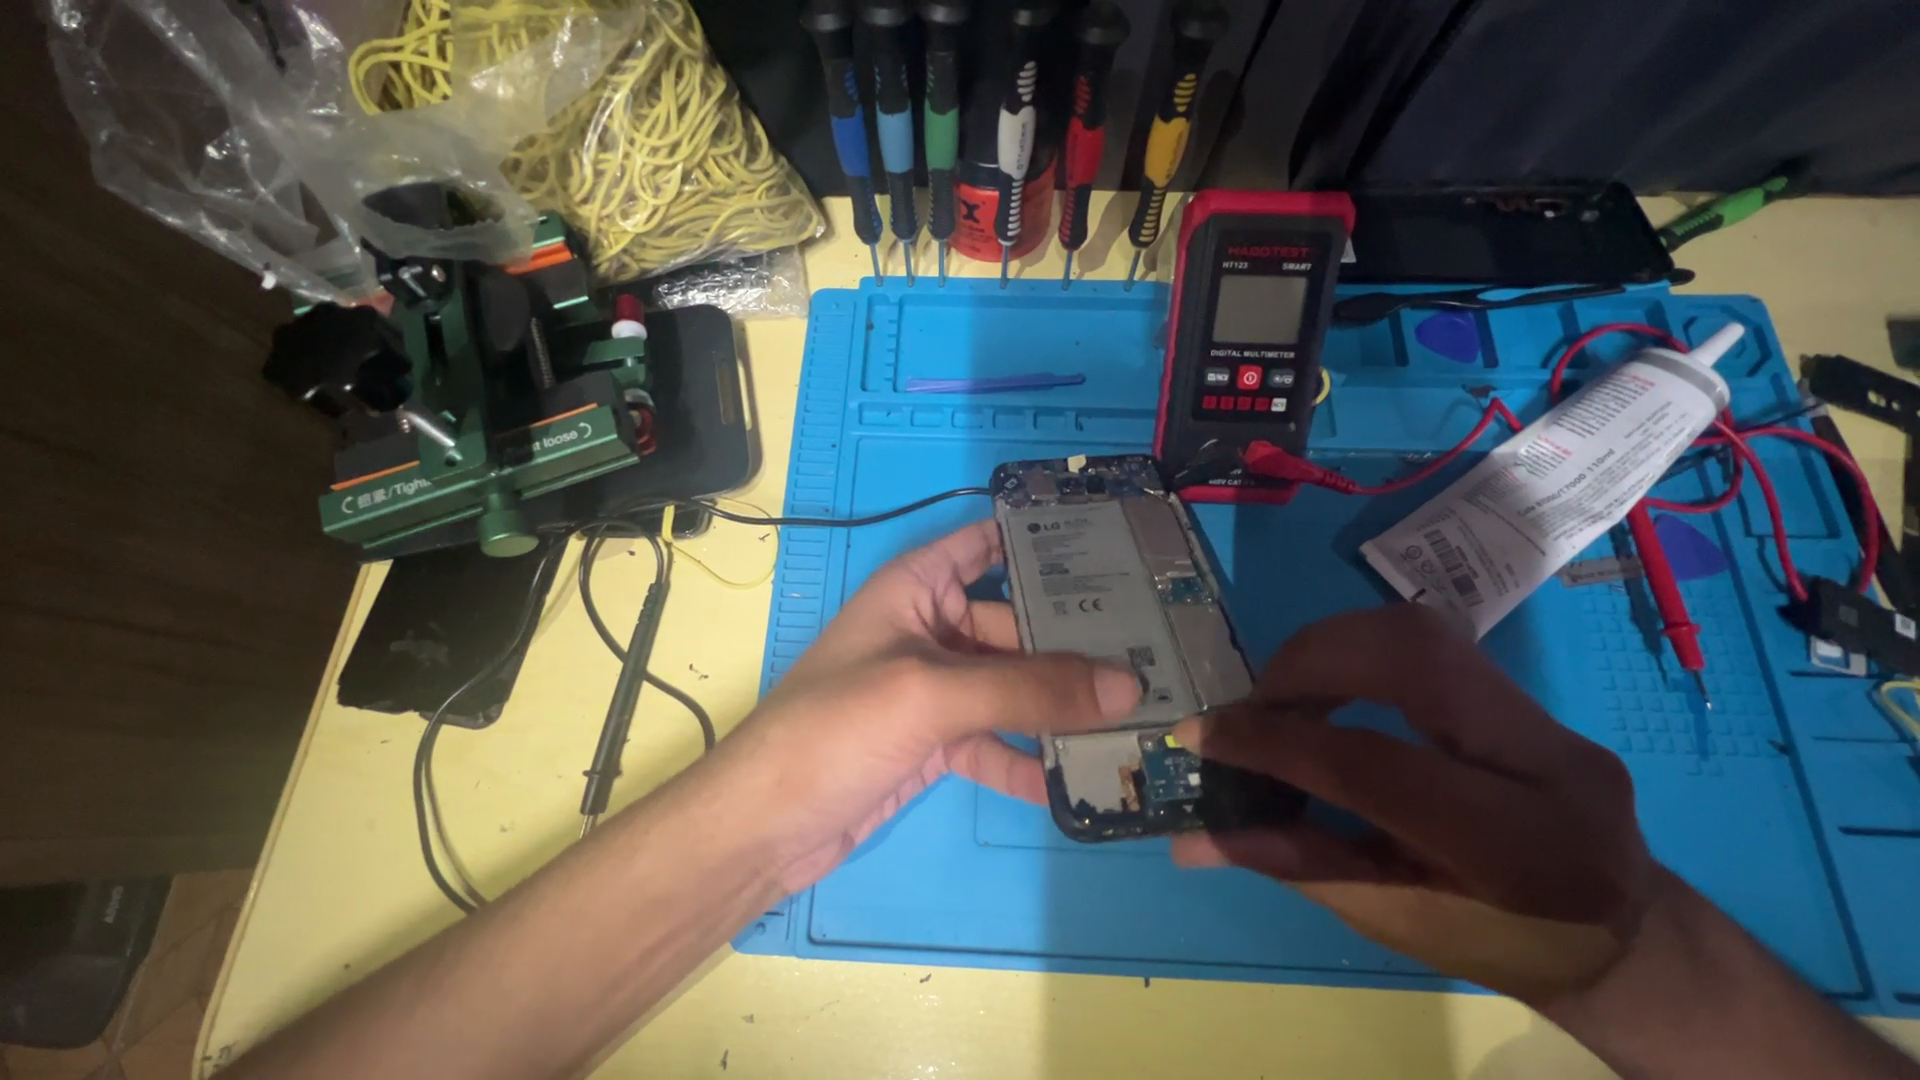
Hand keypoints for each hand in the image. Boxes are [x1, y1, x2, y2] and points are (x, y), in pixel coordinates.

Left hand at [717, 520, 1139, 890]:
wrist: (766, 826)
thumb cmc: (836, 727)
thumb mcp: (931, 694)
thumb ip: (1029, 689)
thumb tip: (1127, 687)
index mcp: (917, 587)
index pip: (988, 542)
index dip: (1043, 538)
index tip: (1117, 547)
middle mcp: (932, 629)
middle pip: (1017, 624)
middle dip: (1076, 641)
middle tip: (1157, 652)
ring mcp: (936, 690)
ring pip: (1014, 687)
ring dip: (1063, 706)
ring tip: (1137, 716)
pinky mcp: (938, 744)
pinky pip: (998, 741)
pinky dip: (1030, 759)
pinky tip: (1080, 779)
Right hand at [1170, 604, 1658, 1004]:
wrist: (1623, 939)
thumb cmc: (1502, 946)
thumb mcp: (1394, 920)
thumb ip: (1296, 863)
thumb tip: (1192, 838)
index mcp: (1517, 846)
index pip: (1373, 765)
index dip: (1275, 743)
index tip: (1203, 735)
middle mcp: (1546, 760)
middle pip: (1410, 655)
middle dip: (1306, 664)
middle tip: (1252, 706)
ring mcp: (1547, 718)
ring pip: (1418, 631)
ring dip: (1328, 649)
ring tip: (1284, 698)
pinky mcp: (1527, 698)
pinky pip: (1426, 645)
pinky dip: (1356, 655)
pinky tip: (1329, 694)